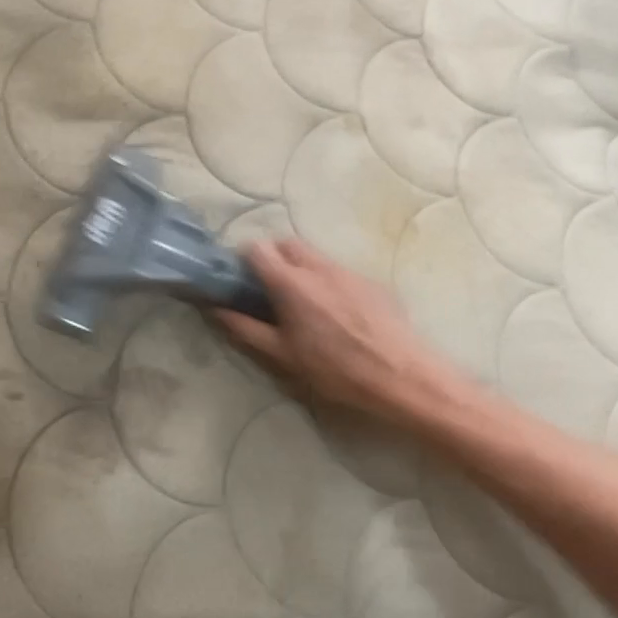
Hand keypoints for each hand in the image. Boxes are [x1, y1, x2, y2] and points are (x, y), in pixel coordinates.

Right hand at [211, 239, 466, 427]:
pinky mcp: (370, 280)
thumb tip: (216, 309)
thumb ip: (245, 329)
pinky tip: (336, 313)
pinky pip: (338, 270)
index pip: (257, 249)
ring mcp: (346, 270)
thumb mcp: (283, 356)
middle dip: (273, 258)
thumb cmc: (335, 369)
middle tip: (270, 291)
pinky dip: (327, 280)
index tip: (242, 282)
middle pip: (286, 243)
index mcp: (290, 282)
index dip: (244, 261)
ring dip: (300, 268)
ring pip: (314, 255)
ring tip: (304, 304)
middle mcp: (317, 266)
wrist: (401, 374)